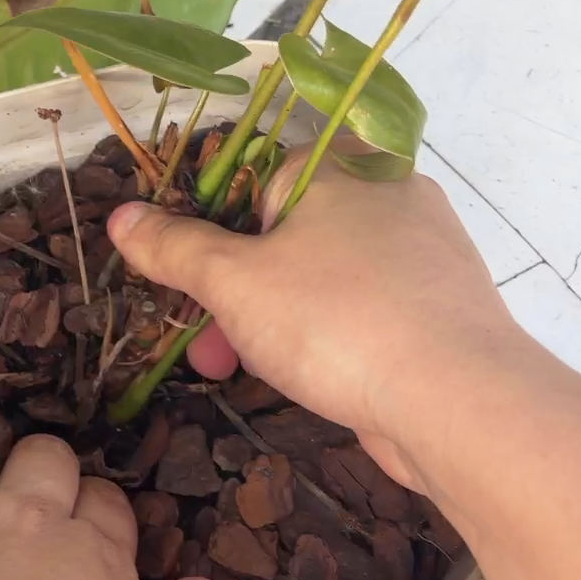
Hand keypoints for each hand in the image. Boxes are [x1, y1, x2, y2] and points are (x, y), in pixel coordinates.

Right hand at [106, 151, 525, 494]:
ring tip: (218, 361)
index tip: (165, 259)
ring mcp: (411, 254)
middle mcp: (385, 200)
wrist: (459, 406)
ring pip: (298, 270)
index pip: (244, 173)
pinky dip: (296, 327)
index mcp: (341, 173)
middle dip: (215, 282)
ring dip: (245, 313)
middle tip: (183, 322)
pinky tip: (273, 367)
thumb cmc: (331, 320)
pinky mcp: (425, 305)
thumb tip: (120, 215)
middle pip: (267, 228)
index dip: (193, 215)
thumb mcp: (227, 278)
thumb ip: (170, 244)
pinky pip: (337, 301)